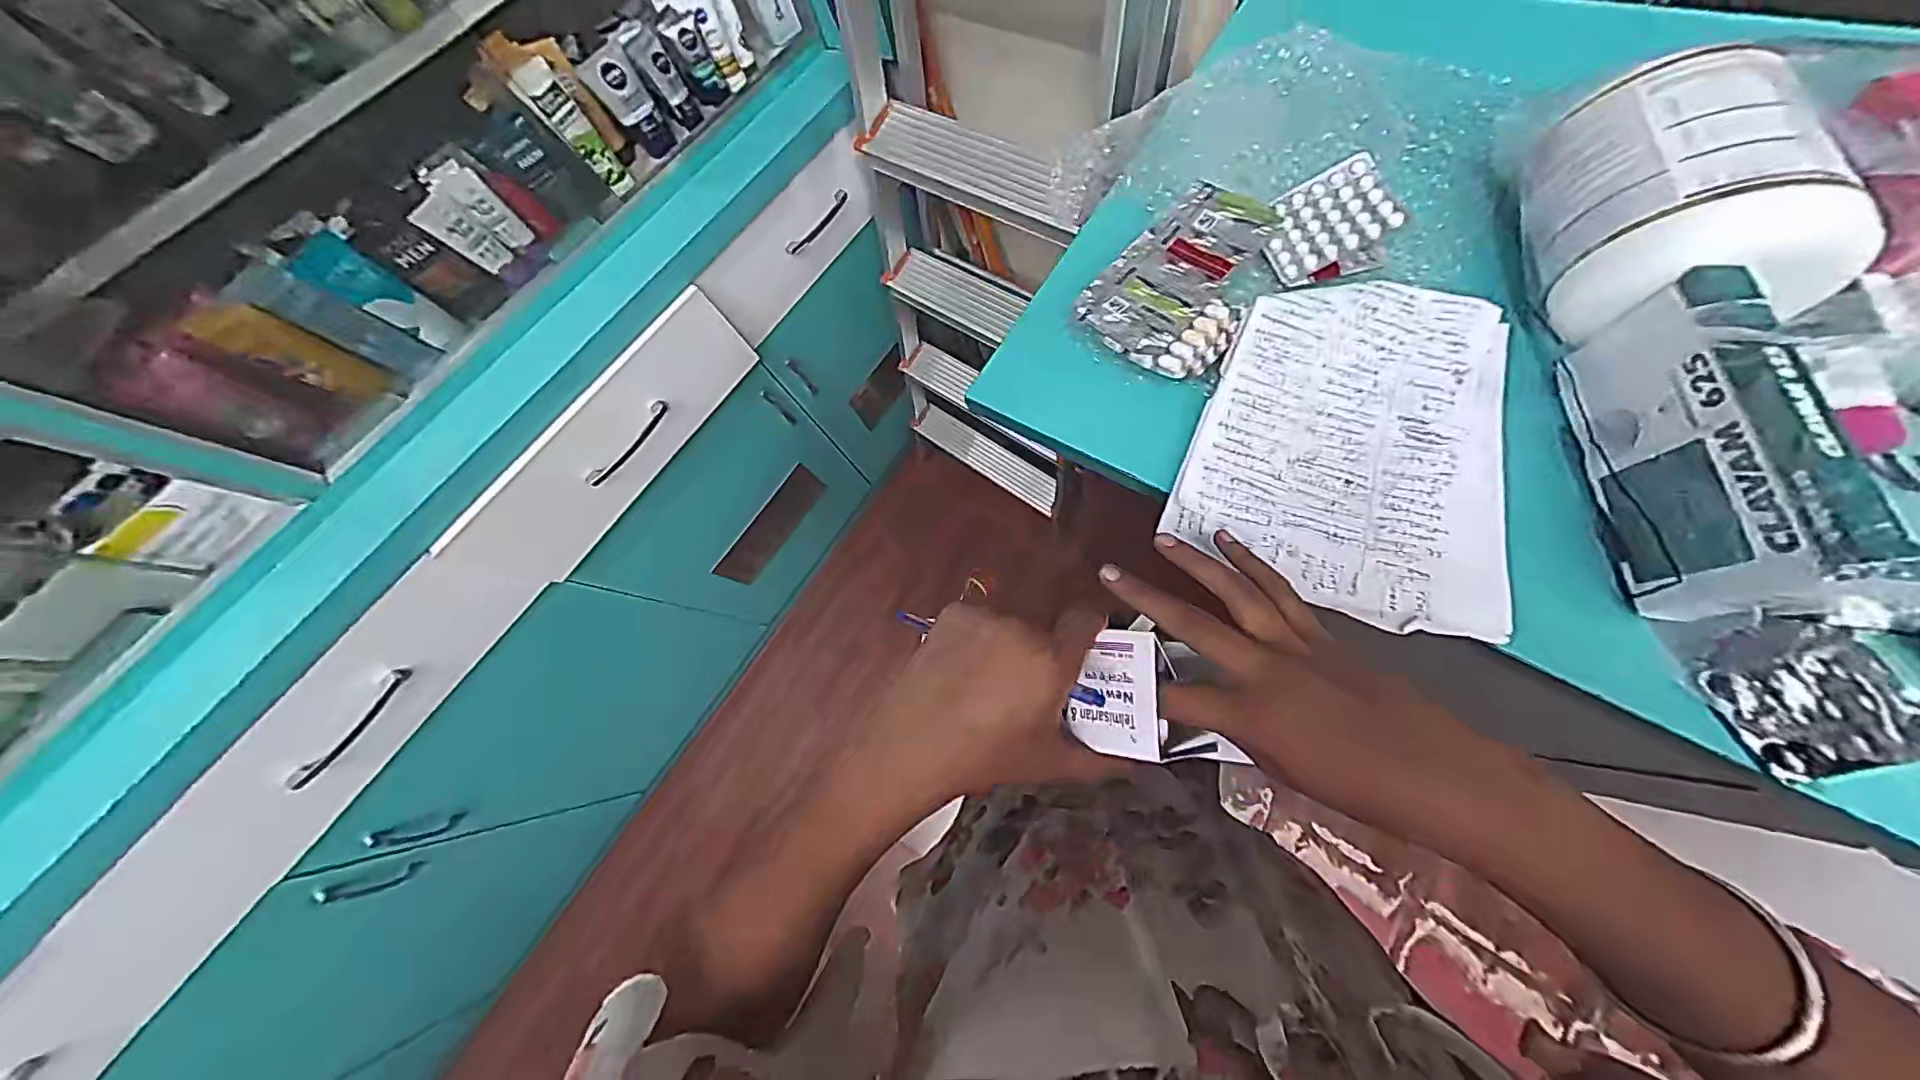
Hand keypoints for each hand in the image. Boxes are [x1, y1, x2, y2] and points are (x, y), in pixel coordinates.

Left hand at [850, 602, 1120, 802]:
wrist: (909, 746)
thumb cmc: (983, 757)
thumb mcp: (1048, 762)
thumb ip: (1100, 759)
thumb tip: (1136, 763)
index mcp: (1051, 660)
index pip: (1088, 617)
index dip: (1089, 632)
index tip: (1079, 653)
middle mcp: (1021, 628)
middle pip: (1046, 626)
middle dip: (1043, 650)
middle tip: (1026, 684)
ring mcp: (984, 617)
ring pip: (1012, 621)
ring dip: (1010, 642)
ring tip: (988, 681)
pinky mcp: (953, 613)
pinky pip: (979, 618)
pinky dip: (978, 636)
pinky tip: (962, 668)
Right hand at [1098, 531, 1560, 864]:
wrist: (1438, 774)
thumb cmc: (1356, 787)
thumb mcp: (1281, 769)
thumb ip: (1240, 734)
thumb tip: (1216, 716)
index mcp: (1249, 714)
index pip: (1175, 698)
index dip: (1138, 692)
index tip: (1110, 680)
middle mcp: (1264, 668)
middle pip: (1193, 624)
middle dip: (1146, 599)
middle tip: (1112, 574)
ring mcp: (1294, 645)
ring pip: (1238, 592)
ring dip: (1199, 563)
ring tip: (1170, 539)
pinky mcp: (1321, 636)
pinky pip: (1279, 593)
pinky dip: (1253, 566)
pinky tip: (1233, 546)